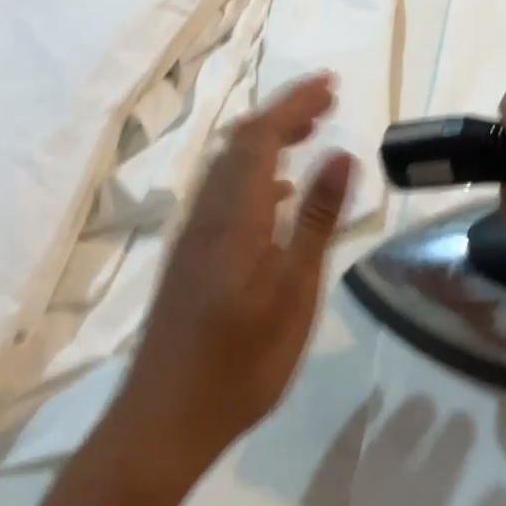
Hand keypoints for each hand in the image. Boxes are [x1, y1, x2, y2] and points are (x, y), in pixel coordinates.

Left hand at [114, 74, 355, 476]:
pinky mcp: (191, 262)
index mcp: (232, 218)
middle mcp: (206, 218)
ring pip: (227, 170)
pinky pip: (223, 196)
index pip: (259, 138)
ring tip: (308, 135)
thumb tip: (339, 155)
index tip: (331, 84)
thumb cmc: (241, 362)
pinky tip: (276, 195)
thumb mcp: (294, 292)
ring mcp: (194, 240)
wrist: (165, 420)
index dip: (293, 104)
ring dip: (267, 143)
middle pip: (238, 146)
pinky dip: (254, 176)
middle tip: (326, 102)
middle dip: (282, 115)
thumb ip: (316, 221)